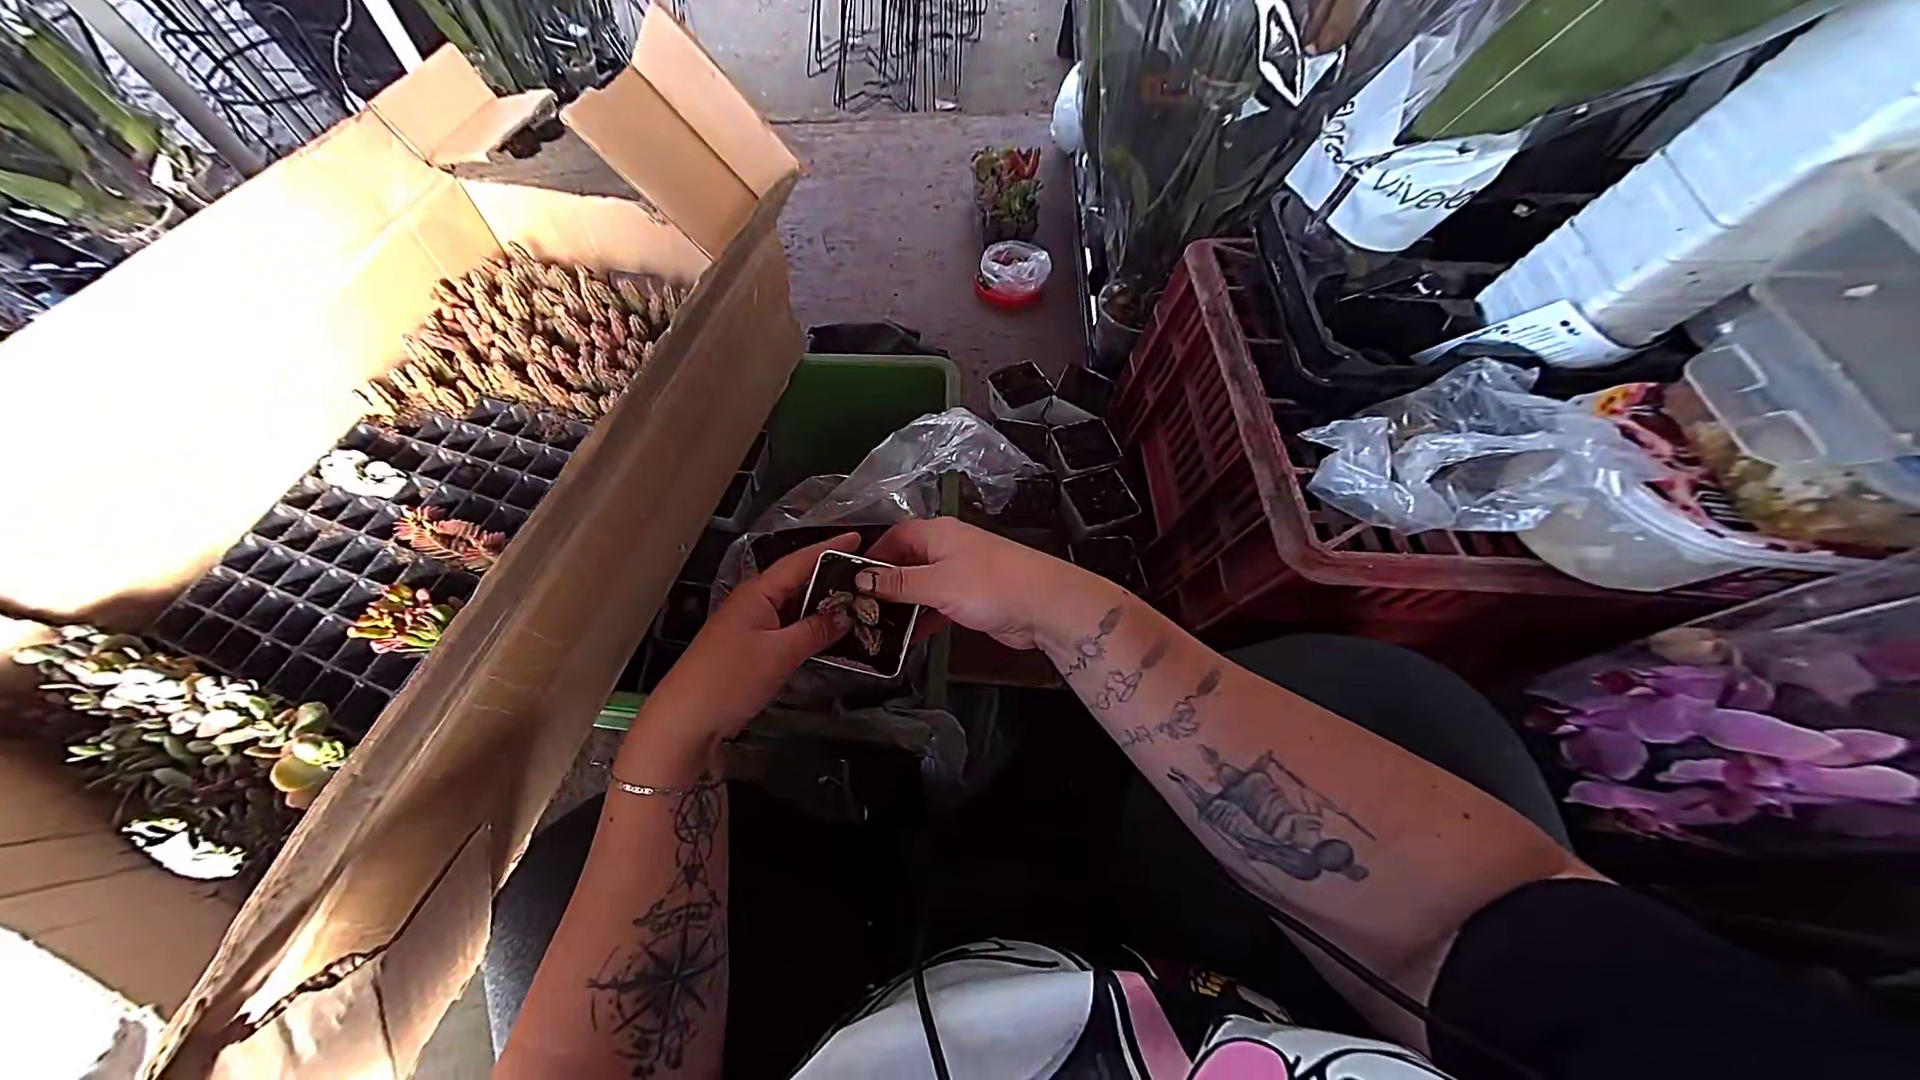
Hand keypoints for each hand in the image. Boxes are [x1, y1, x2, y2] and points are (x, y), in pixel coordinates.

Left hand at [633, 533, 857, 745]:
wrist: (685, 722)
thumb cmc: (727, 680)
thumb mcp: (781, 652)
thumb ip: (816, 630)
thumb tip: (845, 615)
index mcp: (757, 593)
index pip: (799, 561)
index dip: (829, 548)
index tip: (857, 538)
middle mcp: (753, 603)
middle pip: (797, 581)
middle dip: (830, 577)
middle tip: (864, 577)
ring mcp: (751, 626)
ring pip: (793, 607)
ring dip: (821, 605)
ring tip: (856, 604)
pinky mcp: (751, 649)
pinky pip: (787, 628)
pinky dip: (809, 628)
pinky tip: (829, 635)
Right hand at [861, 517, 1112, 650]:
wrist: (1044, 606)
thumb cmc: (990, 585)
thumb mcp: (937, 583)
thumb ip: (898, 582)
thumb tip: (860, 578)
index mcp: (937, 534)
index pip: (895, 536)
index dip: (872, 555)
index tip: (849, 579)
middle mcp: (947, 549)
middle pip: (906, 562)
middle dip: (884, 584)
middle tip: (857, 608)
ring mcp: (959, 575)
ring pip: (920, 587)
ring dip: (901, 605)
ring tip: (874, 626)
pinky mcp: (969, 599)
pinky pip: (936, 606)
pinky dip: (922, 619)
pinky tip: (905, 638)